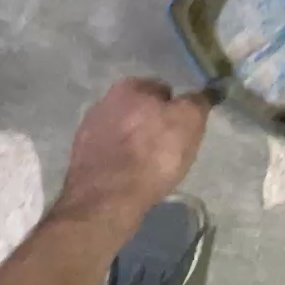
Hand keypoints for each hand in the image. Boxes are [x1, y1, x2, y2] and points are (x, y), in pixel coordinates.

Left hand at [51, 78, 210, 239]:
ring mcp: (88, 129)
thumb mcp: (189, 122)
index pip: (163, 89)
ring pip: (123, 131)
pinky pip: (110, 152)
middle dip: (152, 123)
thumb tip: (203, 93)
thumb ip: (198, 101)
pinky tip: (130, 176)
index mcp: (131, 86)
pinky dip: (120, 160)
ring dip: (135, 142)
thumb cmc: (154, 154)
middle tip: (168, 148)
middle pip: (140, 110)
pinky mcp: (80, 157)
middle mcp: (105, 101)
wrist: (108, 198)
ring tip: (149, 166)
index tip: (183, 129)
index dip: (176, 108)